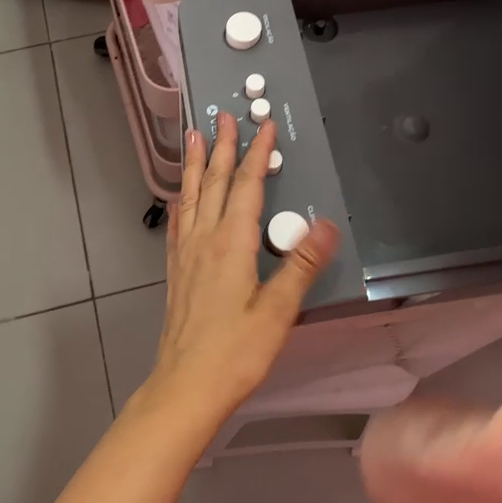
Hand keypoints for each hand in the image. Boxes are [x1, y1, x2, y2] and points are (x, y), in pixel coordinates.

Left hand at [139, 114, 338, 425]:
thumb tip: (326, 224)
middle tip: (222, 116)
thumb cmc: (236, 352)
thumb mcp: (277, 311)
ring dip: (194, 165)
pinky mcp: (175, 272)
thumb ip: (300, 266)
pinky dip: (181, 202)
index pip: (246, 187)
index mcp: (231, 244)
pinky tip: (179, 199)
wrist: (185, 387)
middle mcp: (204, 240)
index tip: (263, 127)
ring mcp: (185, 255)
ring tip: (193, 137)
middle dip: (220, 147)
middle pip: (213, 183)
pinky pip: (178, 224)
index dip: (256, 155)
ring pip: (191, 197)